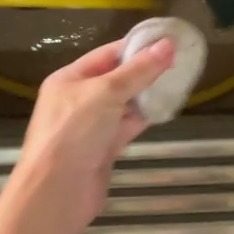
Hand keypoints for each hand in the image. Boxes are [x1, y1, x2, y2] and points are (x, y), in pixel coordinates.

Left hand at [7, 38, 175, 233]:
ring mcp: (90, 126)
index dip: (135, 47)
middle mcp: (78, 99)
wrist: (56, 193)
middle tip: (178, 60)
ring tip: (177, 80)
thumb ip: (139, 70)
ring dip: (146, 94)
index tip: (166, 40)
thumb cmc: (74, 132)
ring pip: (123, 103)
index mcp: (69, 78)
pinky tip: (165, 108)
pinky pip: (126, 126)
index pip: (107, 54)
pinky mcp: (102, 149)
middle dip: (143, 70)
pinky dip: (143, 117)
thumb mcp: (107, 92)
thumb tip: (168, 44)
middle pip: (116, 78)